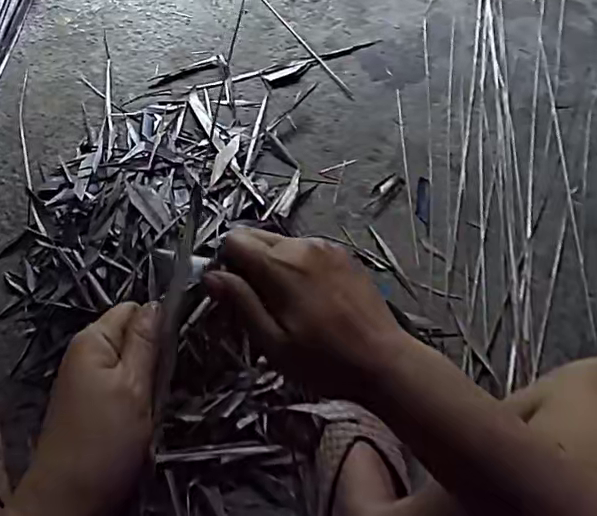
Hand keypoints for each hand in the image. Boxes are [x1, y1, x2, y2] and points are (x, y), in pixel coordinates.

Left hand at [14, 302, 157, 515]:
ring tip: (148, 410)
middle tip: (158, 388)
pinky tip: (136, 425)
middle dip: (150, 359)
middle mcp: (84, 353)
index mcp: (92, 339)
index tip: (169, 352)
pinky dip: (132, 403)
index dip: (155, 325)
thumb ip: (146, 342)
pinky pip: (119, 390)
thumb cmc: (101, 444)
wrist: (66, 504)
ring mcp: (84, 381)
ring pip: (129, 367)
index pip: (132, 308)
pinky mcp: (88, 406)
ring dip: (144, 385)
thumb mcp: (134, 387)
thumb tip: (156, 304)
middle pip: (130, 337)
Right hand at [202, 229, 413, 398]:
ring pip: (279, 241)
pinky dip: (296, 263)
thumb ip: (241, 303)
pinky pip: (304, 248)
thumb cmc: (325, 361)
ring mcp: (323, 245)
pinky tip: (311, 295)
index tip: (235, 292)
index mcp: (279, 264)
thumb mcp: (274, 343)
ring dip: (272, 262)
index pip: (233, 240)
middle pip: (254, 235)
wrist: (385, 361)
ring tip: (288, 302)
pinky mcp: (340, 251)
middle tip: (259, 300)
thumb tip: (210, 276)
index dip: (227, 264)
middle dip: (247, 261)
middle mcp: (299, 244)